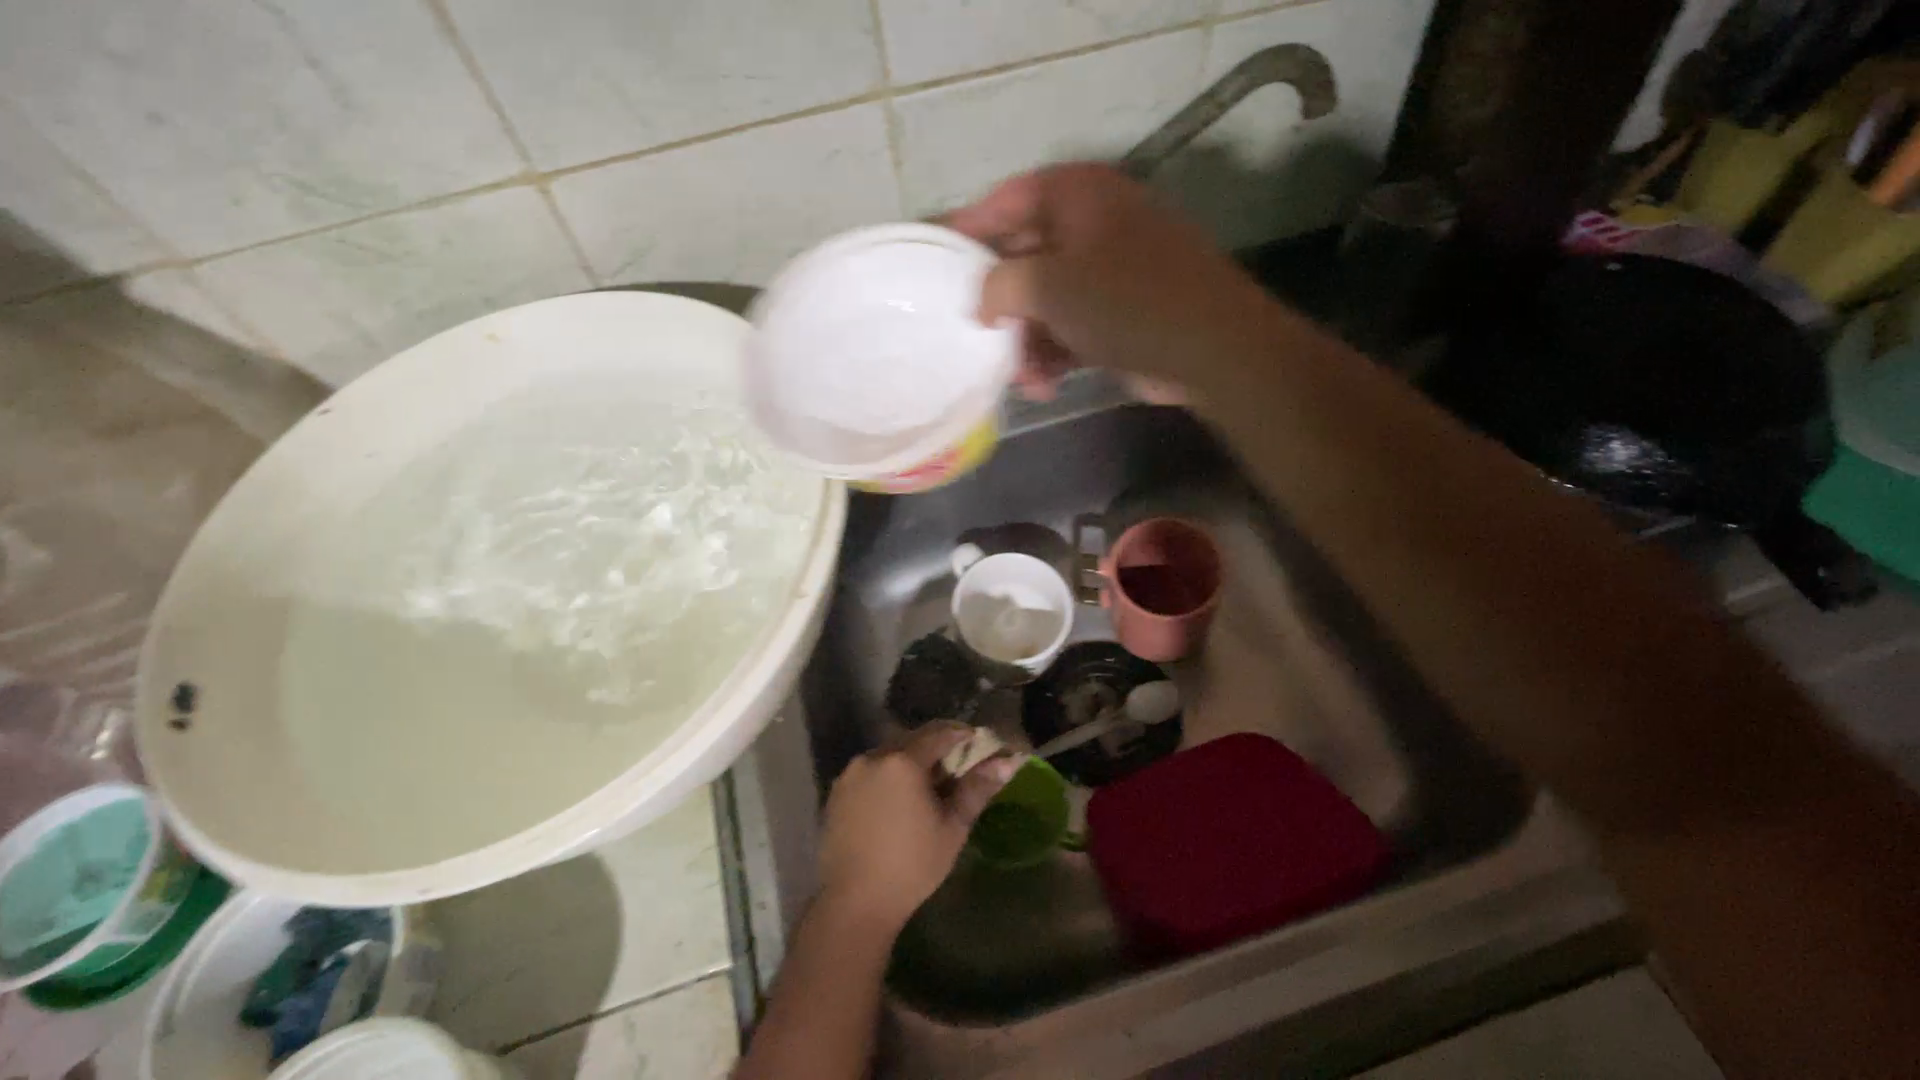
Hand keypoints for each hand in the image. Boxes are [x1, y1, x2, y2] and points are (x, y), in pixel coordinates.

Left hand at [816, 726, 1019, 934]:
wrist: (855, 901)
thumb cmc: (912, 865)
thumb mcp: (952, 827)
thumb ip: (977, 788)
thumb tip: (1008, 761)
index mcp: (903, 761)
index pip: (939, 733)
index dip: (962, 735)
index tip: (979, 744)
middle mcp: (872, 757)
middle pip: (911, 740)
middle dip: (935, 748)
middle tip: (956, 769)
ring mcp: (850, 775)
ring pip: (888, 755)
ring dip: (910, 762)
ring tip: (927, 789)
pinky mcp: (836, 793)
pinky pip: (869, 773)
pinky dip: (887, 778)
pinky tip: (898, 803)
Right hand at [944, 163, 1279, 400]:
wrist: (1212, 348)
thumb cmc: (1126, 301)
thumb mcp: (1048, 285)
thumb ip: (999, 284)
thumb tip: (985, 300)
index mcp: (1078, 194)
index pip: (1006, 199)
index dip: (967, 228)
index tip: (935, 258)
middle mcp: (1094, 222)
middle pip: (1025, 256)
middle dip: (1001, 305)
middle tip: (976, 335)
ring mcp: (1114, 268)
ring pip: (1048, 300)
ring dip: (1028, 341)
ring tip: (1023, 380)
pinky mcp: (1126, 311)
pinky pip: (1075, 325)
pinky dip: (1057, 352)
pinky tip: (1047, 385)